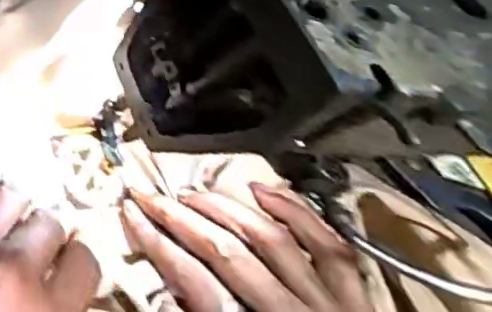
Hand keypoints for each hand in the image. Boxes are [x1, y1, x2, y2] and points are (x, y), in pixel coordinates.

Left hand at [0, 168, 100, 311]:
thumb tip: (73, 290)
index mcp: (46, 309)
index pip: (85, 261)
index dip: (83, 264)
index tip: (76, 267)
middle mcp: (14, 265)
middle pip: (51, 222)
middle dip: (52, 236)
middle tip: (46, 248)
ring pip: (14, 194)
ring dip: (20, 209)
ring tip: (18, 220)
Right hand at [120, 185, 372, 311]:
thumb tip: (168, 297)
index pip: (197, 283)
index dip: (157, 244)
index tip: (129, 214)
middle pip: (227, 253)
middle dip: (179, 217)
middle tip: (146, 195)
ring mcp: (336, 310)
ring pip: (270, 239)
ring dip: (224, 208)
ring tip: (191, 193)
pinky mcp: (363, 307)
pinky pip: (329, 247)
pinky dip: (294, 212)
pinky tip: (262, 191)